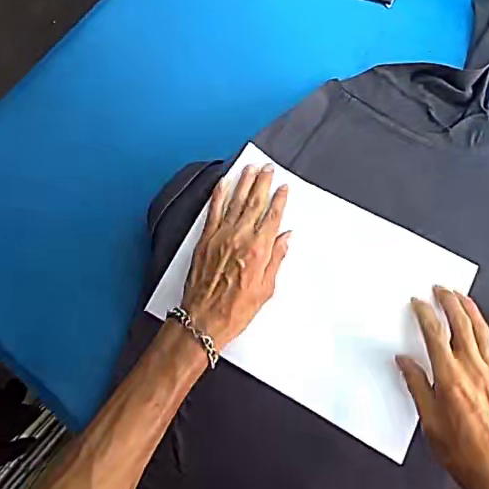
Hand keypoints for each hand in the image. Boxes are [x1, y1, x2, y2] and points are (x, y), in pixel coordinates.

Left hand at [180, 164, 290, 351]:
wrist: (203, 319)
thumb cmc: (234, 309)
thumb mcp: (266, 288)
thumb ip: (276, 258)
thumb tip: (284, 238)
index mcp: (258, 250)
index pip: (273, 216)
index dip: (279, 199)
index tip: (283, 188)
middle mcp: (240, 238)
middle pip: (254, 202)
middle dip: (263, 183)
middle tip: (267, 168)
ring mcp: (221, 236)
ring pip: (235, 201)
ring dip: (244, 182)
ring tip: (250, 168)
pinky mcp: (205, 239)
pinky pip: (213, 210)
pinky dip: (219, 194)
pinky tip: (223, 183)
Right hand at [399, 286, 488, 488]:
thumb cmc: (467, 457)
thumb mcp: (431, 424)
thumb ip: (418, 387)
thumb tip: (405, 362)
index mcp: (449, 378)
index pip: (433, 333)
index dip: (424, 313)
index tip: (418, 303)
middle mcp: (472, 369)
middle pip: (459, 323)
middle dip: (448, 301)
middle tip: (440, 290)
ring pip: (482, 329)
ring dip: (470, 308)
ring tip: (461, 296)